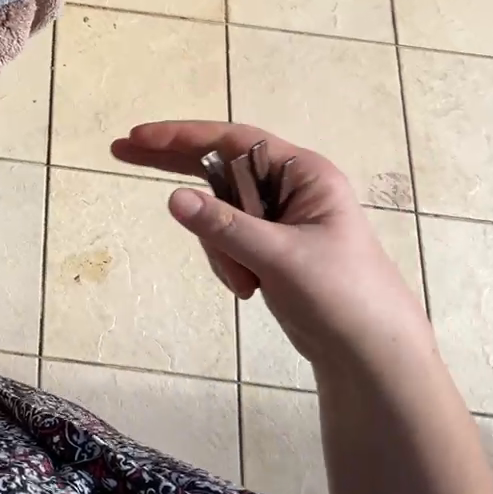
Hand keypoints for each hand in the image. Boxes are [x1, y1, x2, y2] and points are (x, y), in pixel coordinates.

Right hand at [111, 121, 433, 377]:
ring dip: (217, 247)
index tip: (139, 138)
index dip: (182, 136)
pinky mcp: (266, 247)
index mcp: (303, 174)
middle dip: (174, 169)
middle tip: (121, 151)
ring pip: (216, 212)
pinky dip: (225, 263)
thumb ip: (224, 227)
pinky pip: (224, 240)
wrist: (371, 356)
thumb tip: (172, 197)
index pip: (233, 141)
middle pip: (217, 169)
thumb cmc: (342, 296)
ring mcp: (276, 219)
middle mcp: (288, 188)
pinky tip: (249, 289)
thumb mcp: (279, 257)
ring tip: (244, 283)